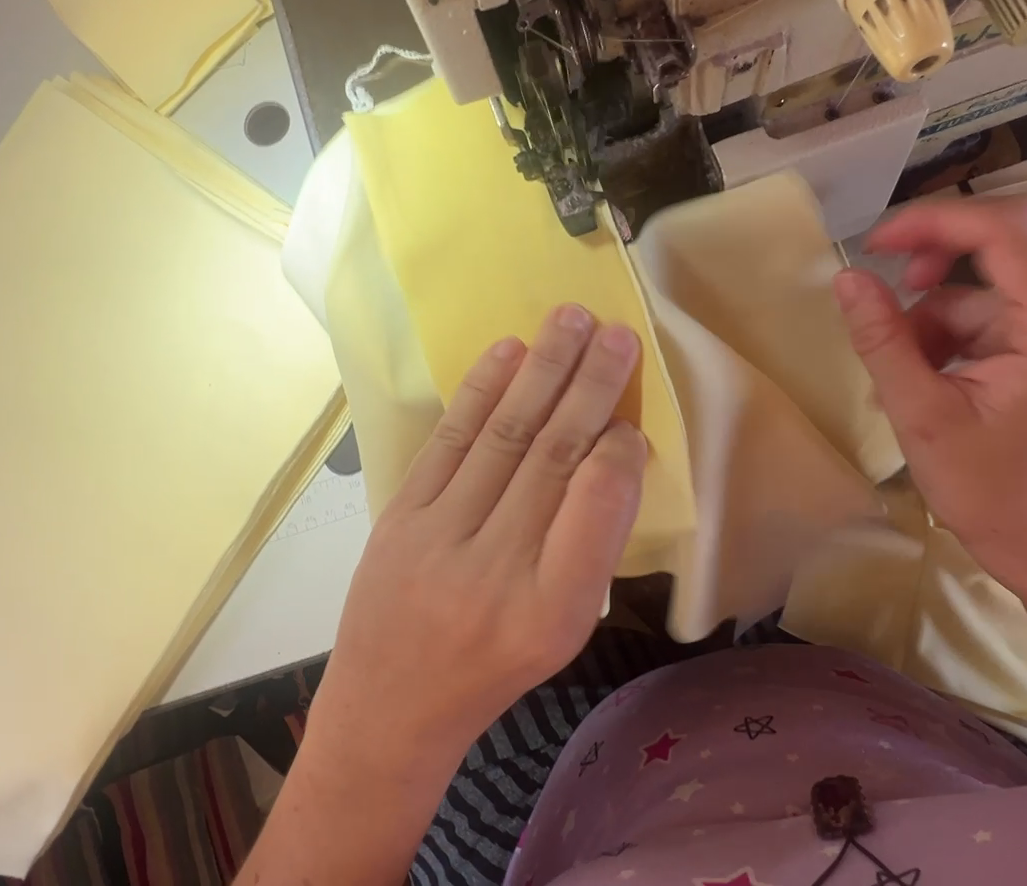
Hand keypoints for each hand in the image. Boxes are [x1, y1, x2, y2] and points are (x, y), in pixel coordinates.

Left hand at [312, 305, 647, 761]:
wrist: (393, 705)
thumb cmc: (495, 668)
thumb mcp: (563, 628)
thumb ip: (593, 545)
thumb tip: (617, 452)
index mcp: (553, 609)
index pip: (596, 508)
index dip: (619, 451)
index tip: (633, 418)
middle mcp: (497, 570)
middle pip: (552, 457)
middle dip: (590, 387)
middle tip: (618, 333)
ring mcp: (440, 538)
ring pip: (504, 435)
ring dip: (541, 371)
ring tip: (571, 320)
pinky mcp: (400, 516)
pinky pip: (449, 440)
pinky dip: (481, 390)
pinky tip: (509, 352)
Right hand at [831, 200, 1026, 592]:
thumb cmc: (984, 487)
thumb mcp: (920, 413)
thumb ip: (882, 339)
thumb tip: (847, 278)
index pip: (1005, 233)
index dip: (936, 222)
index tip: (876, 242)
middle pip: (1004, 240)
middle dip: (935, 252)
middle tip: (884, 276)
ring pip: (984, 281)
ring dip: (933, 309)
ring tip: (902, 365)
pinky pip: (985, 310)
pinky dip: (945, 331)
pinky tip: (922, 374)